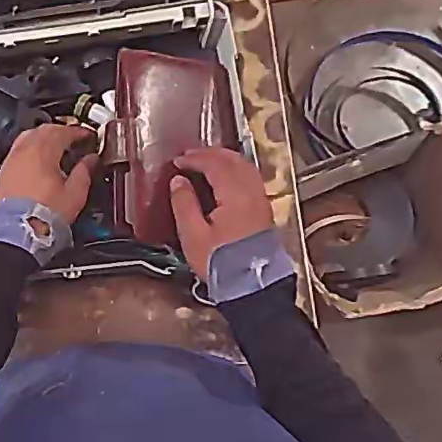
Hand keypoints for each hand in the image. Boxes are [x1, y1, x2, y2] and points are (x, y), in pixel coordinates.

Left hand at [0, 123, 98, 223]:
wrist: (20, 232)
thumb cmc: (44, 215)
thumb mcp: (75, 193)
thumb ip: (84, 172)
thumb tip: (90, 160)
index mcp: (43, 152)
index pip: (63, 132)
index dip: (79, 132)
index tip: (87, 136)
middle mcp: (24, 151)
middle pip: (44, 129)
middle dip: (61, 131)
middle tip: (73, 139)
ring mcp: (11, 161)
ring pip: (28, 137)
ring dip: (43, 137)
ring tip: (55, 147)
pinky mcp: (4, 172)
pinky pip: (17, 151)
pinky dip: (29, 149)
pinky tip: (37, 160)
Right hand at [169, 147, 275, 280]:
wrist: (252, 287)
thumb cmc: (220, 263)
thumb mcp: (193, 235)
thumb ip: (184, 204)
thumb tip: (178, 181)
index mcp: (234, 196)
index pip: (215, 165)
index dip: (195, 159)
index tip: (178, 161)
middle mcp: (252, 194)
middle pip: (234, 161)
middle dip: (211, 154)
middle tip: (190, 155)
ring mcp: (261, 202)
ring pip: (245, 168)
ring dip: (224, 160)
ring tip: (206, 161)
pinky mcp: (263, 212)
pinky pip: (250, 179)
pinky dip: (234, 170)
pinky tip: (223, 178)